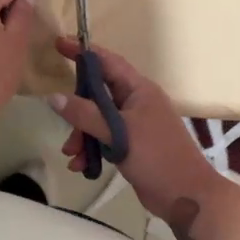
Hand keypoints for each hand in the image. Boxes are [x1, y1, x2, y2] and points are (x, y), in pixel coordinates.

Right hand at [47, 36, 227, 217]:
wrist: (186, 196)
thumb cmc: (157, 156)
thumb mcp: (117, 133)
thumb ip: (84, 114)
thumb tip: (53, 97)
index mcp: (139, 90)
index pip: (107, 62)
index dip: (83, 52)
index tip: (58, 43)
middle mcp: (136, 103)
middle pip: (97, 95)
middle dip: (76, 110)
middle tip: (60, 121)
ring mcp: (134, 125)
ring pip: (96, 120)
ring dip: (81, 135)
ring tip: (72, 154)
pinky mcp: (131, 146)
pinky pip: (102, 139)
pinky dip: (90, 150)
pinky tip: (82, 166)